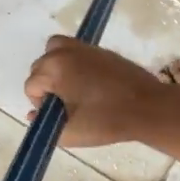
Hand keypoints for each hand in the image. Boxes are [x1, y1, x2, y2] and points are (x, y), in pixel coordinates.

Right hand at [24, 36, 175, 147]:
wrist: (147, 107)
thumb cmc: (106, 120)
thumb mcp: (70, 132)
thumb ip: (45, 126)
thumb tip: (34, 116)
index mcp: (55, 69)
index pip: (31, 85)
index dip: (40, 104)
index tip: (59, 114)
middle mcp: (66, 51)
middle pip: (41, 66)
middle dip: (47, 85)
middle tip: (66, 105)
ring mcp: (85, 47)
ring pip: (56, 50)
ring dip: (56, 68)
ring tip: (71, 88)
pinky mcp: (102, 50)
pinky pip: (76, 50)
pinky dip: (73, 63)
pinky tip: (89, 83)